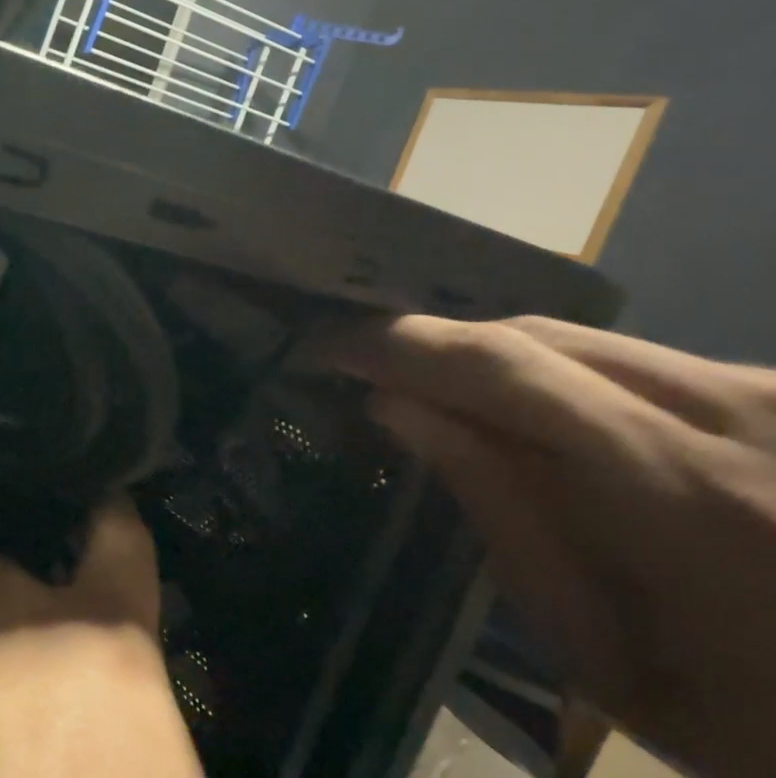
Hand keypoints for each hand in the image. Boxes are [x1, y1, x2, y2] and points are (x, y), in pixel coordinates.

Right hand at [317, 315, 775, 777]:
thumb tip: (396, 406)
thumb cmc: (749, 722)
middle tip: (367, 374)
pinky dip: (564, 376)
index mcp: (688, 493)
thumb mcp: (603, 653)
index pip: (503, 367)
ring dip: (496, 362)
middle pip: (537, 337)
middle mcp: (743, 413)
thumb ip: (502, 516)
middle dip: (436, 347)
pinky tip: (542, 423)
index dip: (400, 343)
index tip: (325, 344)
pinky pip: (637, 357)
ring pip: (585, 338)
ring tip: (445, 402)